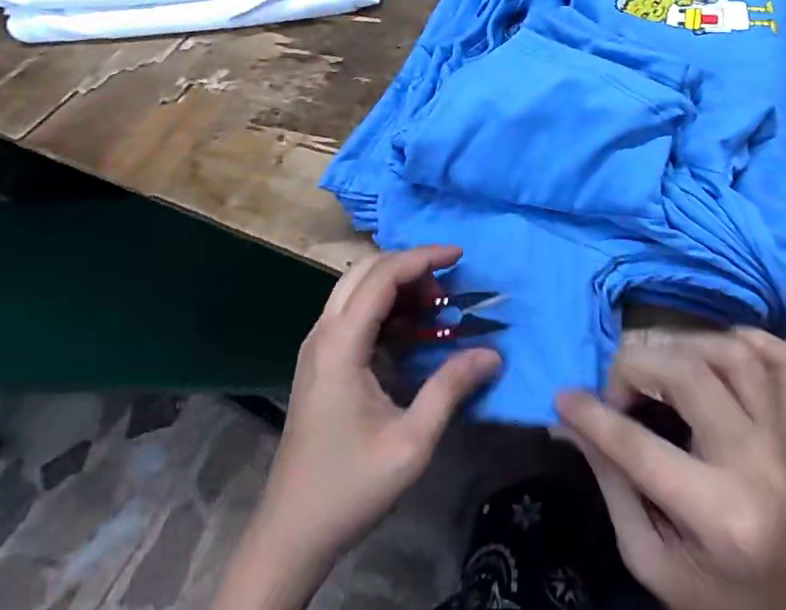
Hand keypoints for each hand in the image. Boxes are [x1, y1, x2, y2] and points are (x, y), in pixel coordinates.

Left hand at [214, 246, 501, 609]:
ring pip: (356, 291)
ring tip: (438, 308)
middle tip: (450, 287)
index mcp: (340, 344)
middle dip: (410, 268)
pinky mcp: (319, 363)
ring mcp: (316, 347)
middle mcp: (323, 334)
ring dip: (396, 288)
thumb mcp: (411, 441)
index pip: (382, 276)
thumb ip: (450, 389)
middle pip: (365, 273)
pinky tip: (413, 332)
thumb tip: (492, 353)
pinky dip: (384, 310)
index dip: (422, 258)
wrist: (293, 528)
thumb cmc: (351, 486)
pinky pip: (352, 316)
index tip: (460, 257)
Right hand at [555, 329, 785, 609]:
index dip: (591, 414)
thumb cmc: (717, 594)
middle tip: (614, 394)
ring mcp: (785, 439)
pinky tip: (712, 354)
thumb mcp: (649, 558)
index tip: (563, 397)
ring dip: (682, 348)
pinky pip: (783, 361)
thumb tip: (570, 420)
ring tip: (656, 373)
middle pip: (689, 376)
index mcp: (720, 515)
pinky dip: (747, 342)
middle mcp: (758, 465)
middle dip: (633, 368)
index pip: (639, 445)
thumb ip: (610, 482)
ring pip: (733, 356)